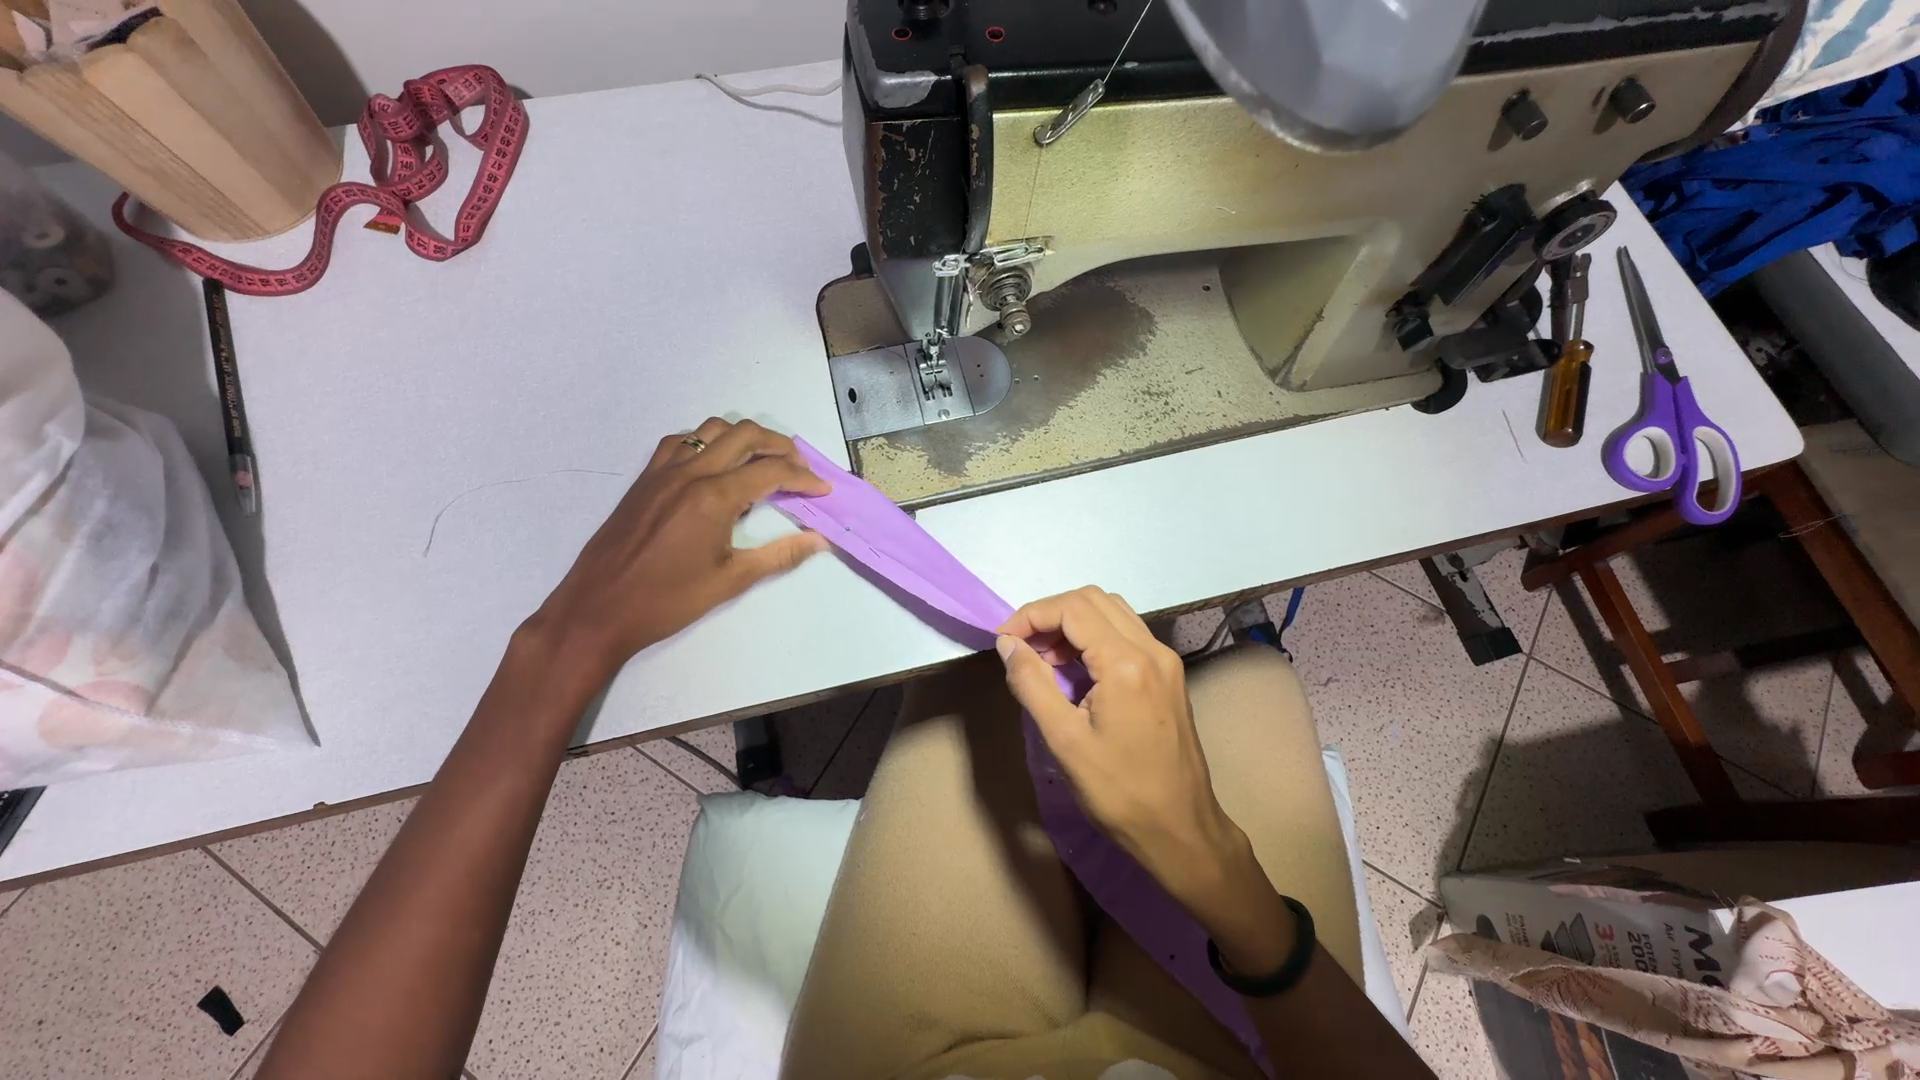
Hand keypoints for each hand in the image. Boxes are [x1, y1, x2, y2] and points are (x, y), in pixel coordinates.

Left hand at [526, 418, 829, 679]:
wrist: (597, 609)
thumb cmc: (667, 601)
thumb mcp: (730, 580)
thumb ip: (779, 555)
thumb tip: (818, 540)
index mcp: (714, 497)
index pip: (772, 471)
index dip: (805, 478)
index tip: (824, 490)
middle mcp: (690, 473)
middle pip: (746, 435)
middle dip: (781, 446)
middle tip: (801, 468)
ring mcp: (663, 471)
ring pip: (712, 430)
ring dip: (745, 437)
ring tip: (763, 460)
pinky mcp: (644, 479)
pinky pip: (681, 442)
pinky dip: (707, 443)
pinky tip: (714, 465)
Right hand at [995, 590, 1244, 893]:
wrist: (1180, 829)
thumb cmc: (1119, 791)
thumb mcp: (1064, 739)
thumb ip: (1032, 683)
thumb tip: (1008, 644)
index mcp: (1127, 662)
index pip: (1073, 608)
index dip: (1031, 615)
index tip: (1003, 640)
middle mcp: (1152, 650)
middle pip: (1094, 600)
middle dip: (1051, 614)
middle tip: (1021, 647)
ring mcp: (1165, 661)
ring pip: (1113, 613)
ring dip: (1073, 624)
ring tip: (1043, 658)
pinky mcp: (1168, 676)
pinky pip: (1127, 636)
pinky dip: (1094, 638)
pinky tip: (1074, 671)